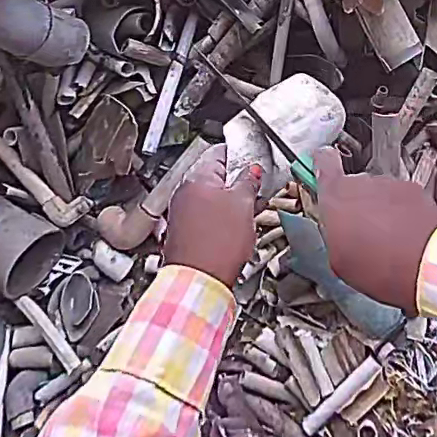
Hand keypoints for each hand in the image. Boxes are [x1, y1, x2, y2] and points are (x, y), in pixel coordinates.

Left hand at [162, 144, 259, 285]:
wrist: (199, 282)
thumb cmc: (217, 244)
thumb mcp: (243, 206)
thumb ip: (248, 182)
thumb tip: (252, 170)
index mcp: (196, 178)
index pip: (219, 154)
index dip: (240, 157)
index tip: (252, 165)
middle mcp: (184, 192)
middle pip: (215, 177)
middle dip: (236, 184)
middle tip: (254, 193)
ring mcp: (181, 212)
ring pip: (210, 198)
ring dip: (229, 203)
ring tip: (247, 215)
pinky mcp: (184, 231)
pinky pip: (205, 216)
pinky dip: (219, 219)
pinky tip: (232, 230)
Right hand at [311, 149, 436, 311]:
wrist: (430, 266)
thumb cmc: (381, 267)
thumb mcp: (340, 261)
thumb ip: (332, 235)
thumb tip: (334, 233)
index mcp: (335, 196)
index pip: (322, 162)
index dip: (321, 164)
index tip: (320, 167)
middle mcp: (362, 182)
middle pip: (352, 185)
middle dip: (355, 205)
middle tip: (360, 233)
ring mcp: (390, 184)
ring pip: (378, 193)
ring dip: (380, 211)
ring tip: (386, 242)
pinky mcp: (415, 191)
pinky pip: (401, 199)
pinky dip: (402, 214)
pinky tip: (404, 240)